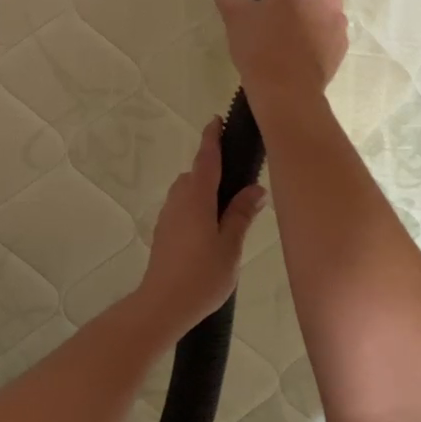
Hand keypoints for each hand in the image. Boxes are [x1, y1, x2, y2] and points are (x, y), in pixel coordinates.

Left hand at [137, 118, 267, 333]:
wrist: (164, 301)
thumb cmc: (202, 274)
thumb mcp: (230, 244)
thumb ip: (241, 214)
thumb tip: (256, 188)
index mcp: (195, 197)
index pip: (205, 159)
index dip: (211, 139)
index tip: (217, 120)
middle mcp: (178, 199)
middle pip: (196, 174)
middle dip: (215, 170)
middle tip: (243, 176)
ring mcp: (168, 215)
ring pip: (188, 191)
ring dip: (206, 190)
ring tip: (234, 205)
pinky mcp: (165, 230)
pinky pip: (183, 207)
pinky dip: (198, 205)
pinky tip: (215, 225)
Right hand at [213, 0, 347, 109]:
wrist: (288, 95)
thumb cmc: (259, 51)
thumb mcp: (234, 19)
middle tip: (269, 4)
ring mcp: (337, 20)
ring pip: (319, 1)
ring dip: (303, 6)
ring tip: (281, 29)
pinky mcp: (341, 42)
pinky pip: (325, 23)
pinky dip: (311, 27)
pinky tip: (293, 46)